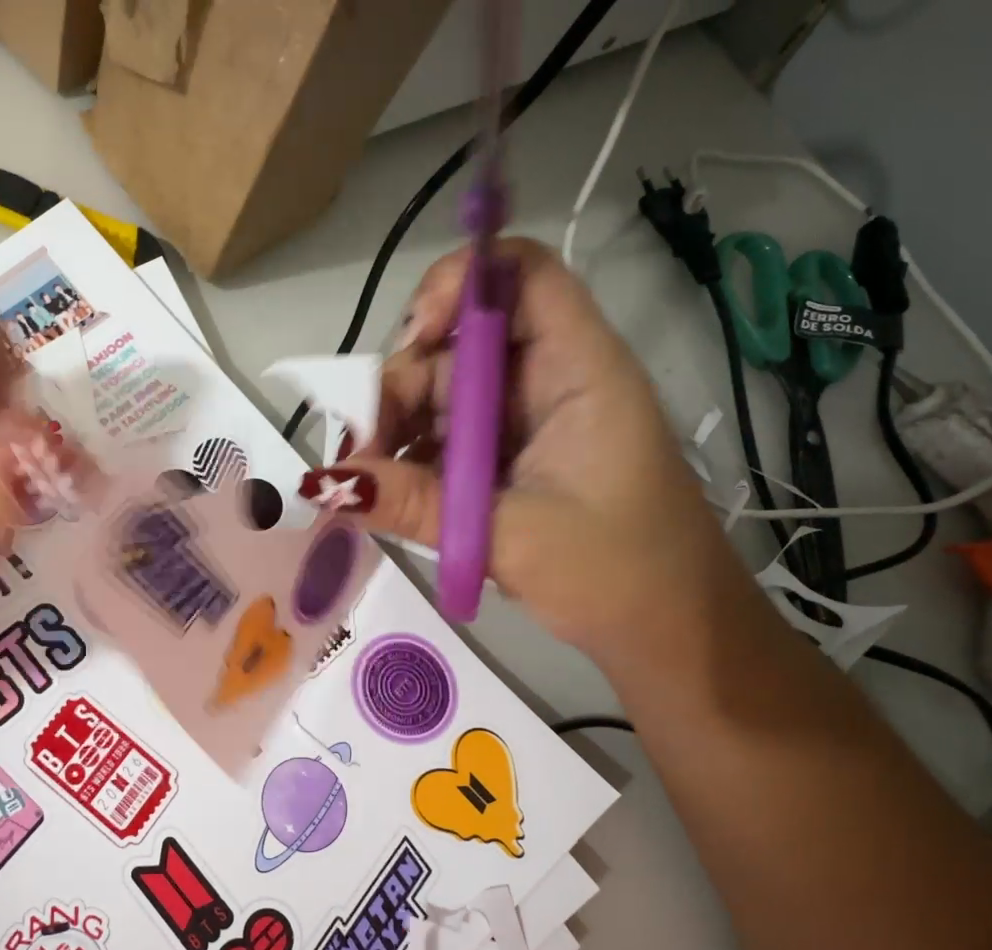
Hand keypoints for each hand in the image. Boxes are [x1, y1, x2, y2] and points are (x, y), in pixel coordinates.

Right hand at [299, 239, 756, 657]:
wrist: (669, 631)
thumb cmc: (618, 574)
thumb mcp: (507, 535)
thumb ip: (413, 502)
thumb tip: (322, 482)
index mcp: (576, 370)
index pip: (520, 276)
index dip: (460, 283)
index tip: (411, 340)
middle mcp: (546, 379)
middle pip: (457, 342)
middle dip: (401, 384)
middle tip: (363, 450)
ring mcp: (523, 419)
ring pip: (440, 391)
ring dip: (394, 428)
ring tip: (367, 485)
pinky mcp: (505, 457)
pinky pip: (443, 435)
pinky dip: (408, 458)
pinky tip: (386, 493)